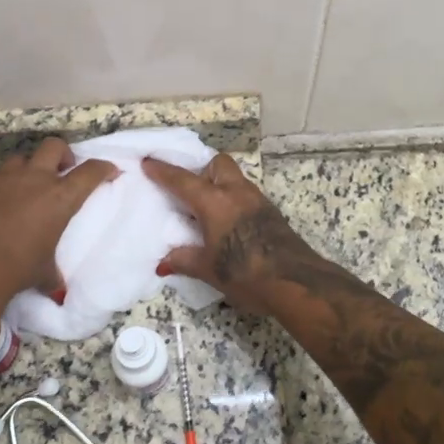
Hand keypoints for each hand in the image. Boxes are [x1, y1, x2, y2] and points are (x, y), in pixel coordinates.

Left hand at [0, 138, 116, 299]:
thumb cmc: (17, 266)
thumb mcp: (42, 272)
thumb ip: (51, 273)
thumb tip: (54, 287)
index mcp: (60, 197)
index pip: (90, 172)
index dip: (103, 168)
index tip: (109, 171)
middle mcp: (33, 180)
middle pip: (53, 147)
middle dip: (62, 154)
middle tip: (62, 172)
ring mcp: (2, 181)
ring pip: (19, 159)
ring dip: (27, 169)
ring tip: (26, 189)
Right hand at [141, 154, 327, 317]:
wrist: (295, 282)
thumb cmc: (246, 273)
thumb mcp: (209, 269)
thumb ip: (184, 260)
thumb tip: (163, 263)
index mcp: (215, 202)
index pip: (183, 180)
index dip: (163, 171)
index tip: (148, 162)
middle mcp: (236, 193)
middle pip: (218, 164)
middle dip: (201, 169)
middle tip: (187, 188)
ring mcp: (258, 201)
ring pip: (234, 179)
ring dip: (218, 185)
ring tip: (203, 208)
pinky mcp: (271, 214)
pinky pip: (245, 196)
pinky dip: (232, 201)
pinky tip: (226, 223)